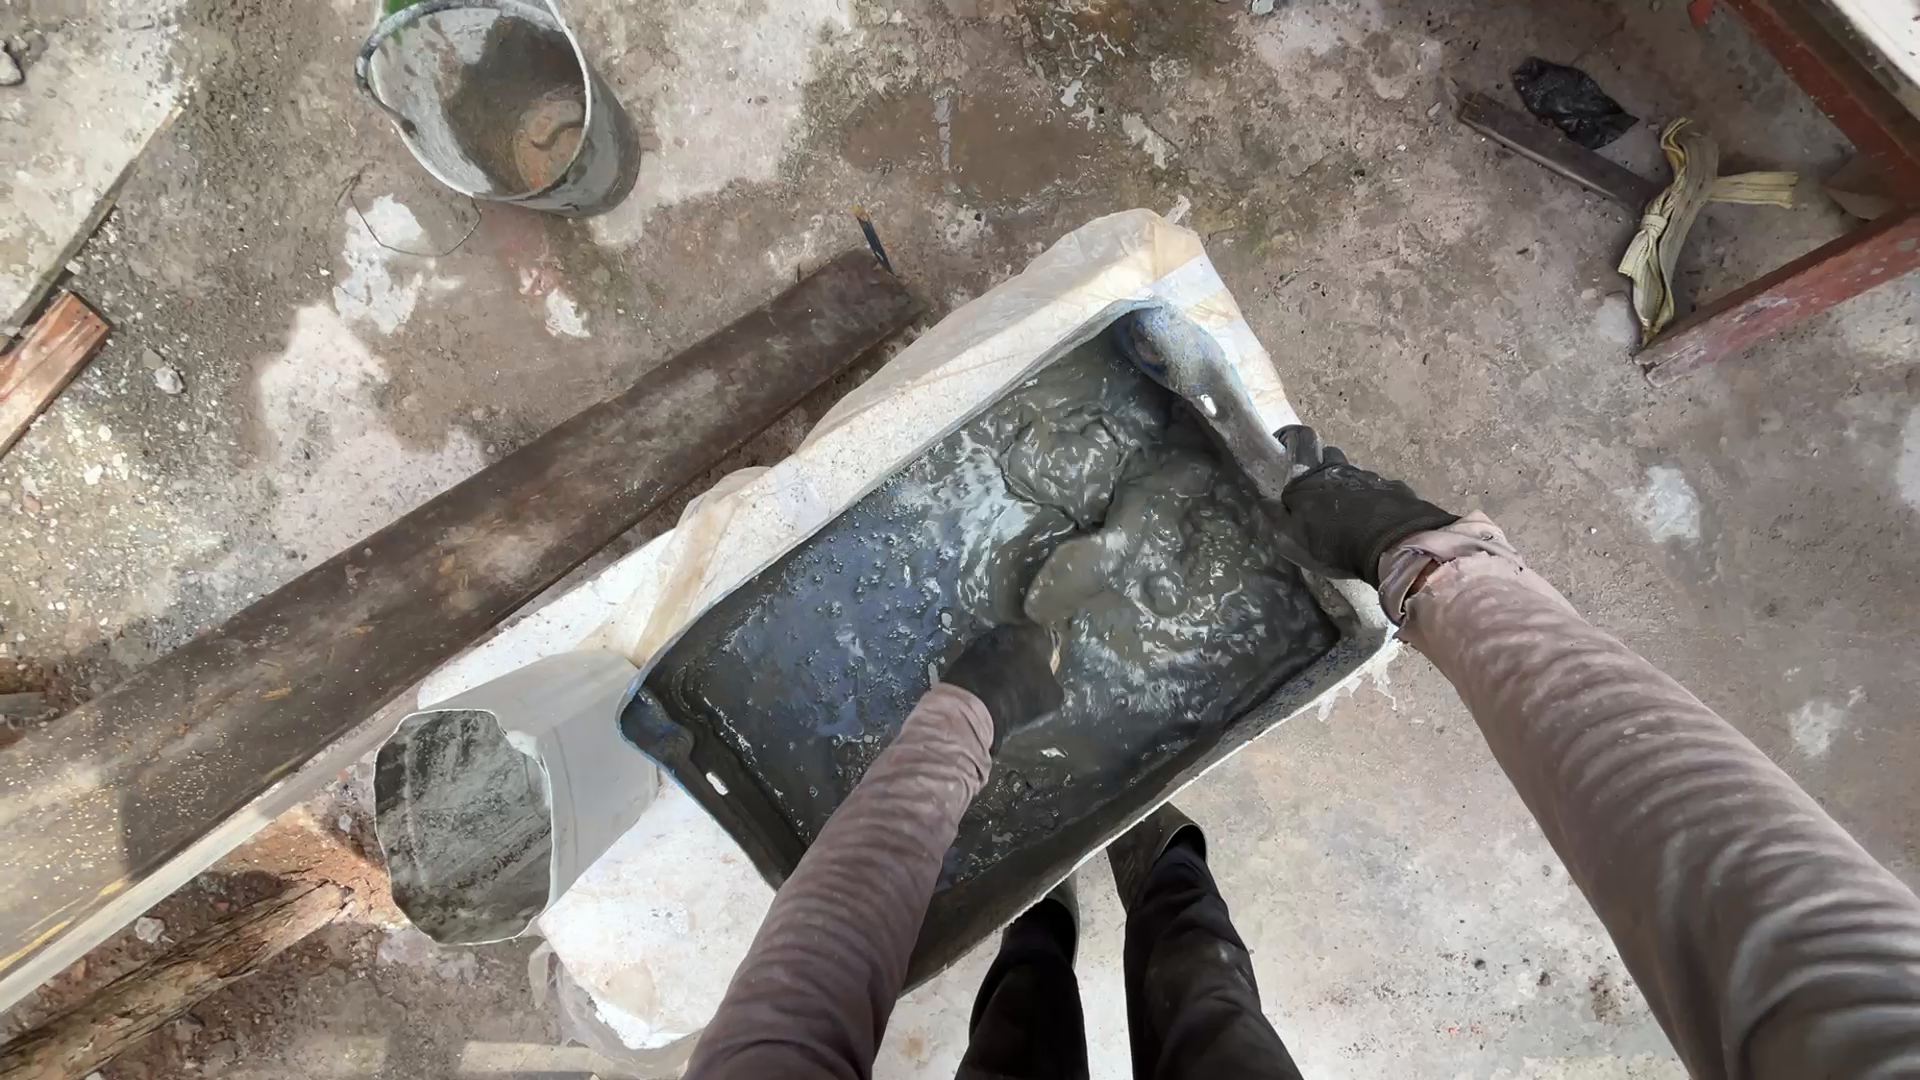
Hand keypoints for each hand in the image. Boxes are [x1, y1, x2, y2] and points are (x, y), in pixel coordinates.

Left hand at [939, 623, 1063, 751]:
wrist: (976, 704)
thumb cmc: (1022, 697)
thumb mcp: (1052, 696)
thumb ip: (1053, 681)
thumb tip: (1048, 681)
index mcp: (1034, 633)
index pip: (1046, 639)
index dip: (1046, 655)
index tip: (1045, 668)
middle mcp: (1007, 629)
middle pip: (1020, 639)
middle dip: (1022, 654)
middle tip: (1024, 675)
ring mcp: (982, 639)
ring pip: (998, 648)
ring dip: (1001, 660)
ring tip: (1004, 682)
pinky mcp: (963, 653)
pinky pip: (981, 659)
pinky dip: (985, 669)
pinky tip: (987, 686)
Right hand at [1270, 426, 1457, 584]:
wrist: (1393, 544)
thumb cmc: (1334, 541)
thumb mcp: (1292, 538)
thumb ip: (1276, 517)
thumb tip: (1264, 501)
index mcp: (1309, 479)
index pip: (1299, 441)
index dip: (1288, 437)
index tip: (1281, 442)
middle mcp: (1339, 471)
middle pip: (1329, 455)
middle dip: (1321, 465)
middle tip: (1315, 489)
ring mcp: (1370, 478)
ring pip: (1354, 474)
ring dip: (1347, 487)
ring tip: (1348, 514)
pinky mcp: (1396, 491)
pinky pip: (1380, 490)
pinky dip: (1374, 500)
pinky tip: (1375, 521)